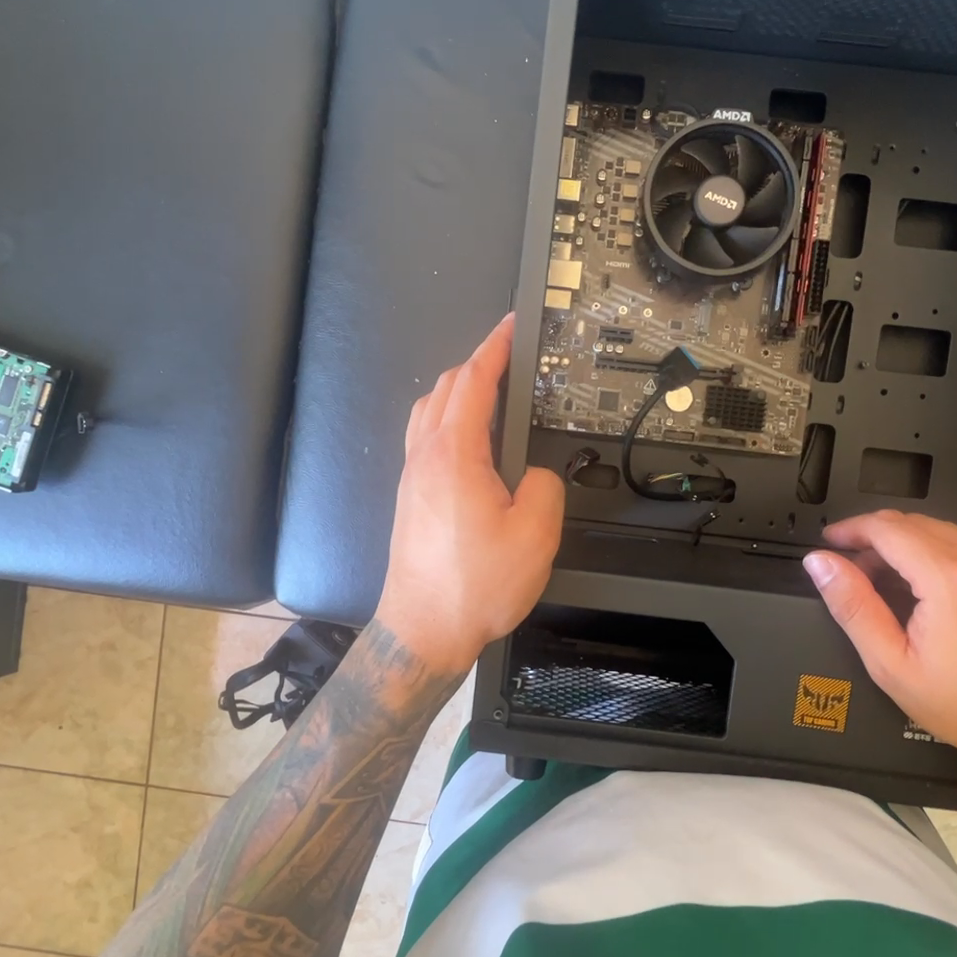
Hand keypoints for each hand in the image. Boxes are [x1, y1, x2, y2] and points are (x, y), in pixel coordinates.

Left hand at [375, 313, 564, 671]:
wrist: (423, 629)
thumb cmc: (471, 588)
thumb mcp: (536, 535)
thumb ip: (546, 487)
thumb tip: (538, 475)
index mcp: (454, 455)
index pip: (473, 381)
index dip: (494, 348)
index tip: (510, 327)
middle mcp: (425, 459)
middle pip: (444, 388)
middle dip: (476, 364)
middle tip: (505, 357)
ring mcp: (412, 478)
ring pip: (428, 411)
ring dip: (457, 390)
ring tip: (488, 391)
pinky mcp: (411, 499)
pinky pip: (424, 437)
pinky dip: (446, 419)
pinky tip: (466, 440)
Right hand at [801, 510, 956, 792]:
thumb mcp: (893, 666)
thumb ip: (853, 607)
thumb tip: (822, 565)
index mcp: (951, 579)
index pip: (888, 527)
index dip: (852, 528)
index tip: (834, 540)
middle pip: (920, 524)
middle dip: (881, 538)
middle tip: (859, 568)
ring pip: (955, 535)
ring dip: (918, 547)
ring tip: (900, 584)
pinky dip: (955, 560)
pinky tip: (946, 596)